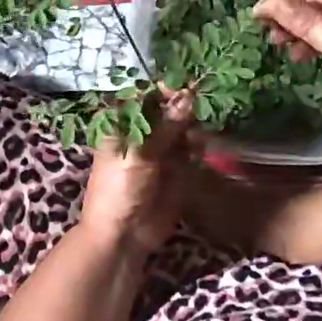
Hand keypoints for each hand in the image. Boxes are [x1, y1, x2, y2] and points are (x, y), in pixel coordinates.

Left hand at [76, 86, 201, 258]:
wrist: (123, 235)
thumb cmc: (119, 189)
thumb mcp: (139, 154)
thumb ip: (165, 127)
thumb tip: (188, 95)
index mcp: (122, 122)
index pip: (144, 95)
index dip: (164, 88)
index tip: (185, 85)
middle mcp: (143, 131)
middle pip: (167, 108)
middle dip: (184, 103)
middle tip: (203, 101)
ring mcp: (161, 148)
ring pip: (182, 126)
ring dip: (193, 124)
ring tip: (201, 127)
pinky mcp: (178, 167)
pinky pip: (191, 148)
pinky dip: (198, 144)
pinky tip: (202, 145)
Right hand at [253, 0, 321, 137]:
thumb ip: (307, 22)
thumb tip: (271, 2)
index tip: (255, 15)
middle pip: (313, 1)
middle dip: (286, 13)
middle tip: (264, 32)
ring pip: (318, 18)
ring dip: (295, 28)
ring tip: (278, 44)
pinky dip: (309, 41)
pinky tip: (298, 54)